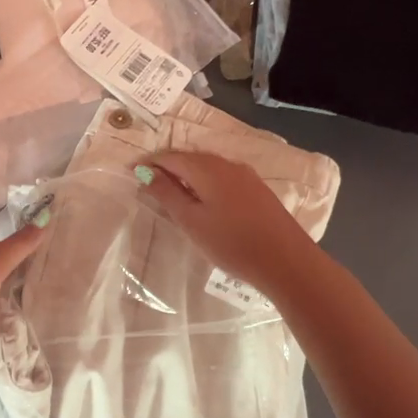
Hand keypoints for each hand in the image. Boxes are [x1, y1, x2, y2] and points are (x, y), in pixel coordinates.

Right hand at [135, 150, 320, 295]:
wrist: (286, 260)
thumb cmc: (232, 243)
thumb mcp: (192, 221)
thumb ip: (167, 194)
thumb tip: (145, 172)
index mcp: (206, 168)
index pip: (170, 157)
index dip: (150, 163)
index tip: (132, 172)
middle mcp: (226, 164)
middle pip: (190, 158)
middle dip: (168, 166)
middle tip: (149, 182)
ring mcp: (245, 175)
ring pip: (208, 167)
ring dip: (187, 174)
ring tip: (173, 192)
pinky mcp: (257, 188)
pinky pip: (222, 176)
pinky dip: (205, 182)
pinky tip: (204, 200)